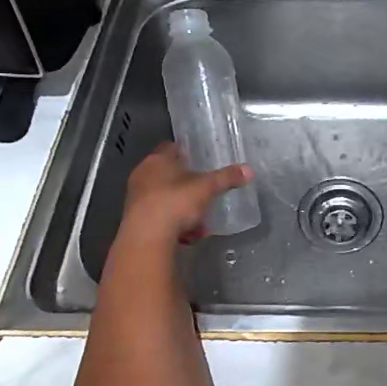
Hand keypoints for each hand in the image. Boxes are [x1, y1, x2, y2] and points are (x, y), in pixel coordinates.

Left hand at [121, 143, 254, 244]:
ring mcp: (137, 198)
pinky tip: (187, 236)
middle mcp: (143, 175)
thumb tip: (249, 170)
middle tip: (204, 194)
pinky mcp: (136, 220)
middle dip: (187, 186)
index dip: (185, 153)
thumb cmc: (175, 202)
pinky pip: (160, 218)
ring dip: (183, 210)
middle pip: (169, 176)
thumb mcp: (206, 188)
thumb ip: (226, 178)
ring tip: (199, 223)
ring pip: (166, 199)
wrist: (147, 237)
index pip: (171, 148)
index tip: (199, 160)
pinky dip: (174, 225)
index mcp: (157, 160)